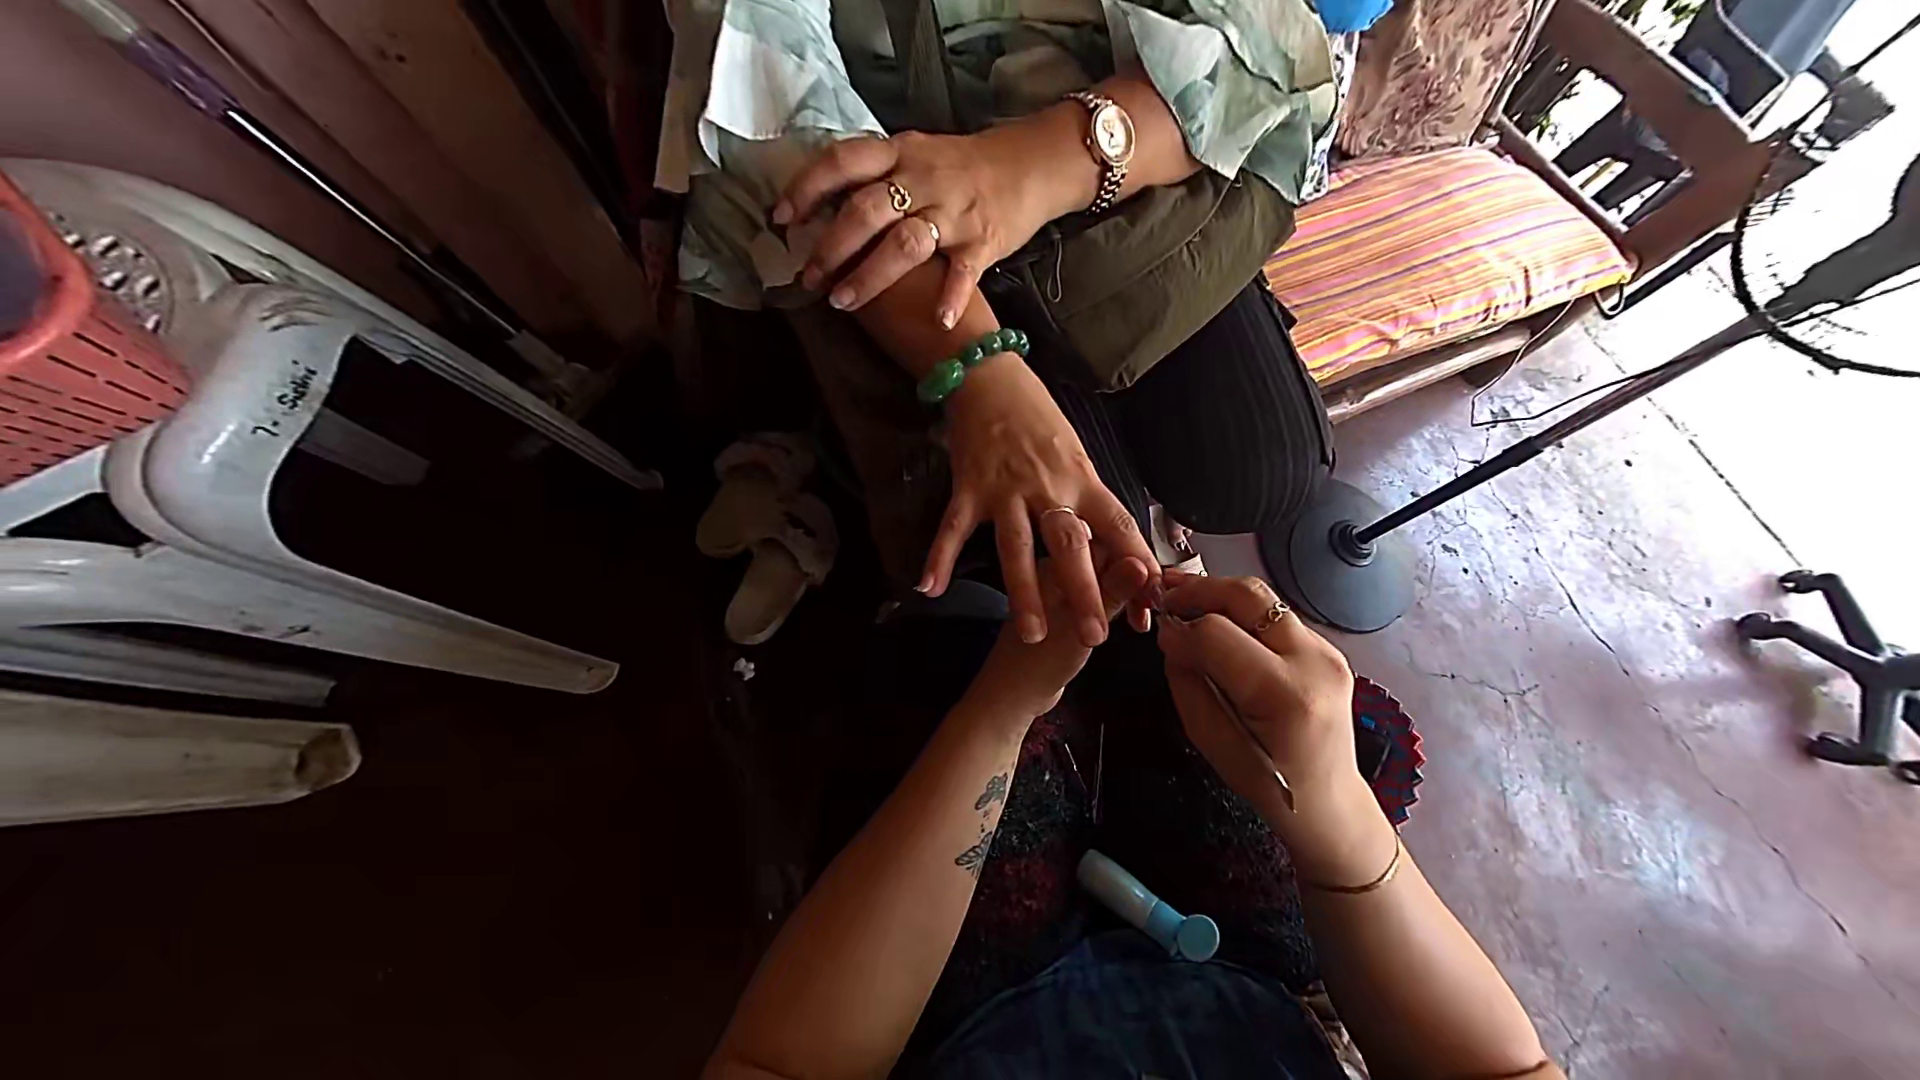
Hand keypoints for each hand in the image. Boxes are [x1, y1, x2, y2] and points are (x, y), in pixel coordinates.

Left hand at [776, 123, 1072, 327]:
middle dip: (832, 247)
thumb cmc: (962, 168)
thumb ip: (877, 177)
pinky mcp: (982, 242)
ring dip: (870, 276)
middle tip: (809, 278)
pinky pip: (963, 274)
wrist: (1028, 165)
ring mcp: (954, 212)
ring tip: (843, 302)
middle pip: (868, 210)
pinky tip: (939, 322)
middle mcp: (923, 179)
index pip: (844, 162)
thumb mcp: (915, 156)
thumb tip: (827, 205)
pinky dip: (951, 299)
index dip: (808, 187)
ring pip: (906, 244)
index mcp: (901, 154)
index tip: (781, 217)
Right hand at [926, 355, 1158, 647]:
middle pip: (1071, 544)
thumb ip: (1088, 501)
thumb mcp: (1076, 454)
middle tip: (1094, 636)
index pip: (1118, 528)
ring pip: (1018, 546)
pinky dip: (940, 557)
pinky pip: (953, 527)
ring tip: (1031, 634)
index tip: (1146, 610)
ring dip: (1024, 592)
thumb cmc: (1039, 418)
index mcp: (1083, 479)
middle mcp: (1050, 487)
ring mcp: (1007, 489)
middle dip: (1084, 592)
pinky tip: (930, 587)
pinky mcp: (970, 486)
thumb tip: (1111, 546)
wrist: (993, 378)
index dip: (1135, 569)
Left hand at [968, 555, 1152, 720]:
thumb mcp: (1081, 625)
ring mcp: (1062, 586)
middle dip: (1135, 575)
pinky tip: (1130, 619)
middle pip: (1107, 556)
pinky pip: (1099, 594)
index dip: (1136, 559)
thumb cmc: (1037, 662)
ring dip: (1129, 591)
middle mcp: (1057, 568)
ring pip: (1105, 575)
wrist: (1012, 694)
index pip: (1103, 542)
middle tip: (1153, 601)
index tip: (1157, 583)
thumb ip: (1110, 591)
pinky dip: (1118, 604)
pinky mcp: (1067, 606)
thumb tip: (1141, 563)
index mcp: (1055, 563)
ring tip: (1144, 614)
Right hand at [1154, 572, 1394, 884]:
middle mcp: (1313, 662)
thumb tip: (1172, 634)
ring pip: (1259, 596)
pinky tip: (1215, 622)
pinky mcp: (1324, 646)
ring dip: (1217, 595)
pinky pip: (1271, 613)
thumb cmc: (1266, 780)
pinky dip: (1237, 611)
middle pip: (1245, 596)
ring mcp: (1325, 651)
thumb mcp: (1209, 739)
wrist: (1328, 798)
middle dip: (1197, 590)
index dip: (1179, 628)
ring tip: (1184, 601)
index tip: (1161, 634)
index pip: (1216, 633)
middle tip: (1166, 596)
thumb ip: (1186, 681)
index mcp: (1285, 695)